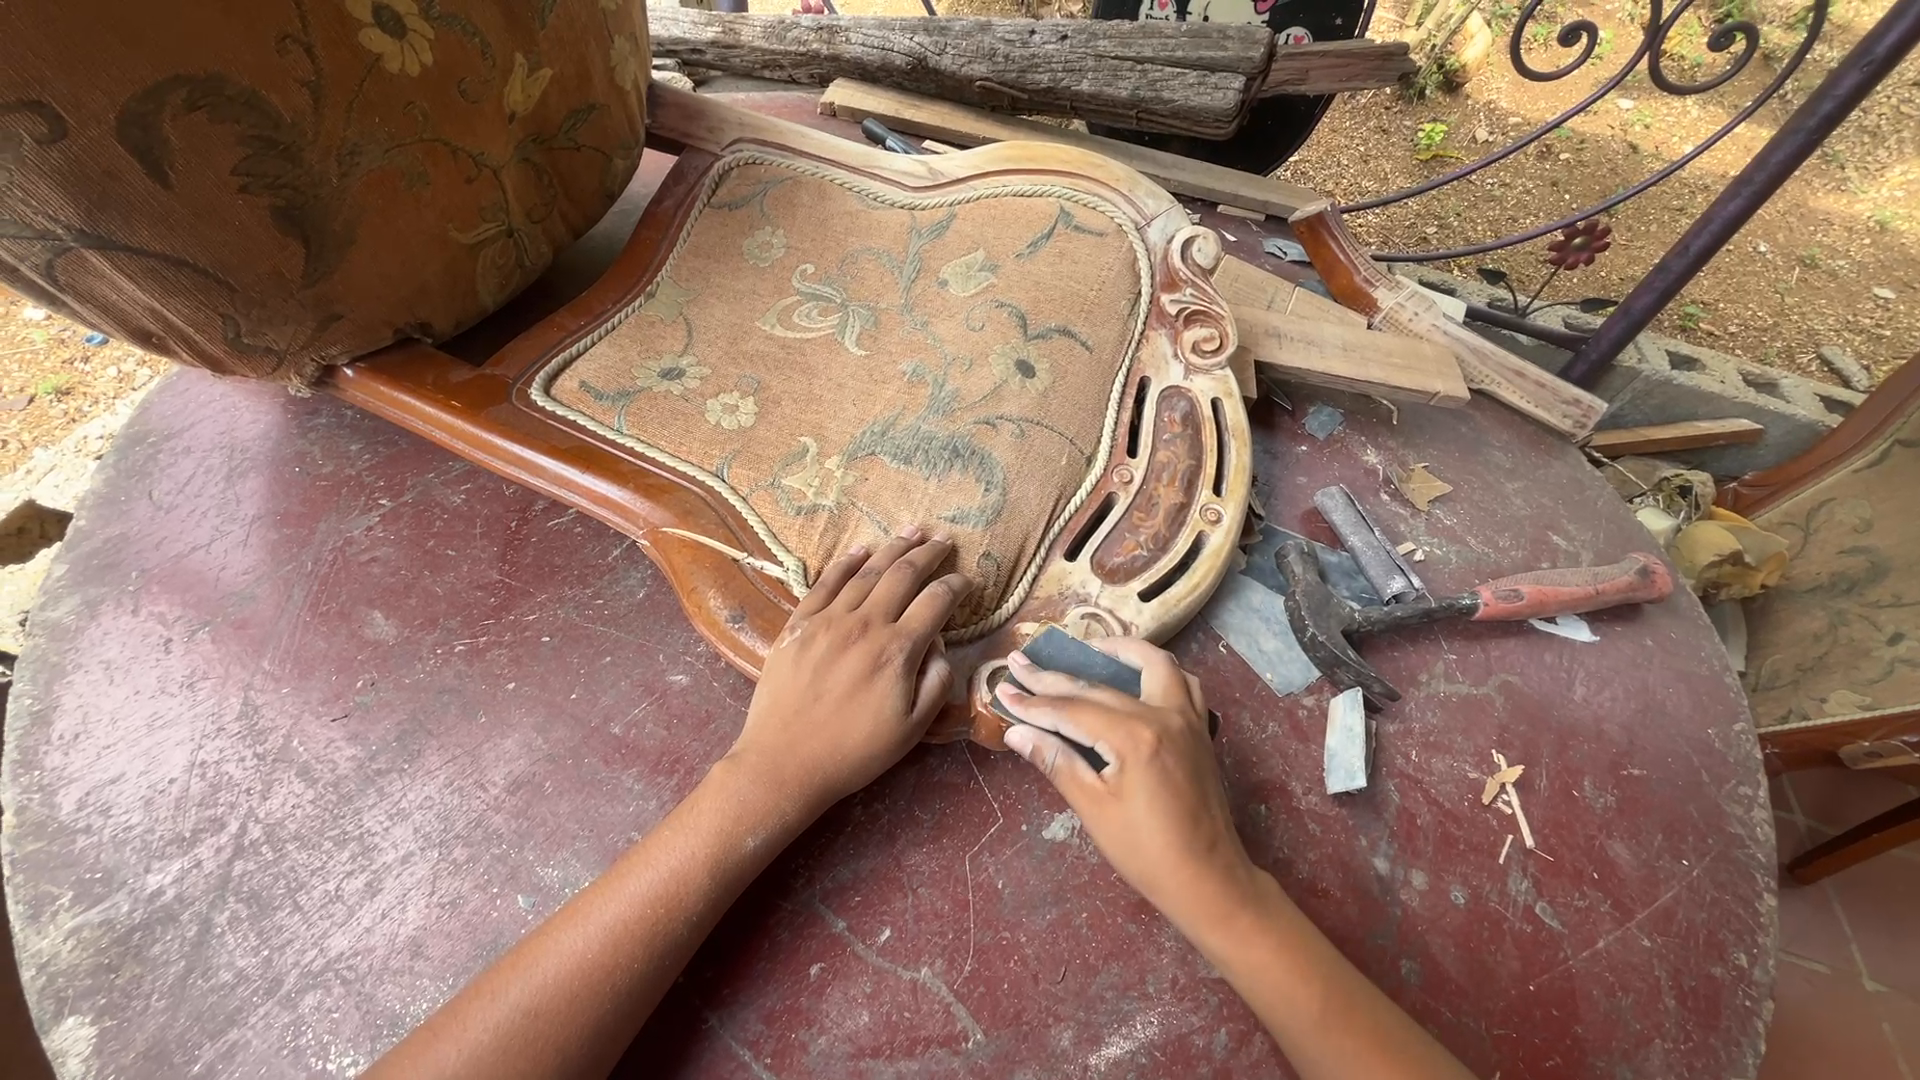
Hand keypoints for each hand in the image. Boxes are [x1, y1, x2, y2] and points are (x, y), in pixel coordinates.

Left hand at [726, 527, 974, 810]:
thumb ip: (936, 682)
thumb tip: (942, 646)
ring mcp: (828, 620)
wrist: (784, 763)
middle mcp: (866, 624)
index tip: (967, 580)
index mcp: (898, 651)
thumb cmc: (854, 752)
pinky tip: (861, 550)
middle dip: (929, 554)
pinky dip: (846, 562)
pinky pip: (825, 582)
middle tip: (944, 540)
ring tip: (912, 532)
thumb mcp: (913, 729)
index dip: (957, 585)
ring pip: (867, 571)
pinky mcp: (799, 624)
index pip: (936, 602)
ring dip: (893, 548)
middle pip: (903, 574)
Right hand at [995, 639, 1258, 923]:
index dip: (1033, 701)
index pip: (1071, 709)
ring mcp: (1187, 718)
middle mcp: (1163, 715)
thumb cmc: (1146, 852)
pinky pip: (1183, 683)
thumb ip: (1056, 761)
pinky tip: (1138, 679)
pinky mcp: (1200, 729)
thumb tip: (1016, 732)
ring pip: (1155, 664)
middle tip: (1022, 662)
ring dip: (1120, 651)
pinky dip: (1158, 671)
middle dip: (1056, 675)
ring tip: (1088, 650)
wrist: (1209, 880)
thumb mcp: (1094, 808)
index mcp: (1133, 737)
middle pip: (1099, 685)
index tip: (1002, 689)